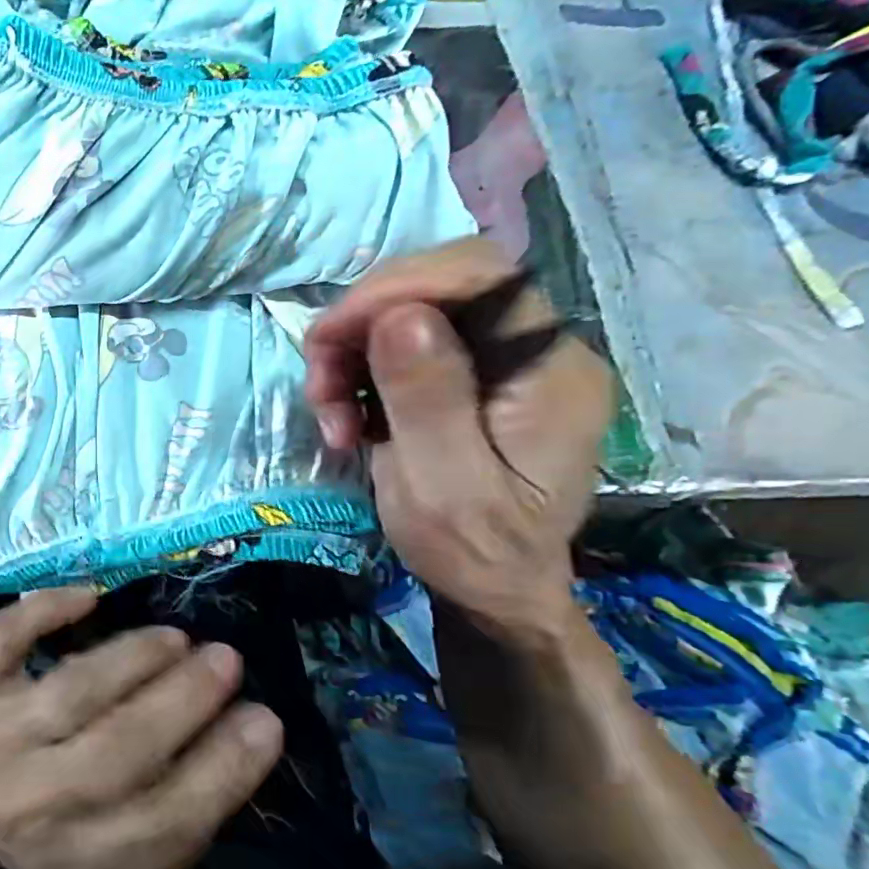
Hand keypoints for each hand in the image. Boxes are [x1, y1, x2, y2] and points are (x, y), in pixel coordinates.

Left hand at [0, 587, 283, 868]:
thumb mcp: (86, 859)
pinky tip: (89, 594)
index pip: (161, 824)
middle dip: (183, 703)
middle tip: (226, 661)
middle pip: (119, 751)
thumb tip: (228, 747)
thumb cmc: (23, 826)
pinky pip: (7, 641)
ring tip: (176, 638)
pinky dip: (46, 612)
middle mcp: (30, 801)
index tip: (263, 723)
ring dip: (131, 659)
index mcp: (72, 858)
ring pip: (70, 692)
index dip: (221, 774)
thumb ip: (149, 824)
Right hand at [303, 237, 613, 628]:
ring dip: (350, 354)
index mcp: (549, 373)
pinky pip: (399, 344)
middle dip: (362, 323)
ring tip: (329, 416)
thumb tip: (401, 315)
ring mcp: (501, 362)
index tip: (328, 336)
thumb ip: (428, 400)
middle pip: (438, 285)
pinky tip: (345, 416)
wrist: (491, 590)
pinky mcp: (467, 376)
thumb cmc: (471, 549)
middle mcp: (535, 351)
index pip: (480, 279)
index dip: (396, 288)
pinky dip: (356, 371)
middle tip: (319, 383)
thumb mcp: (442, 486)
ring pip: (408, 310)